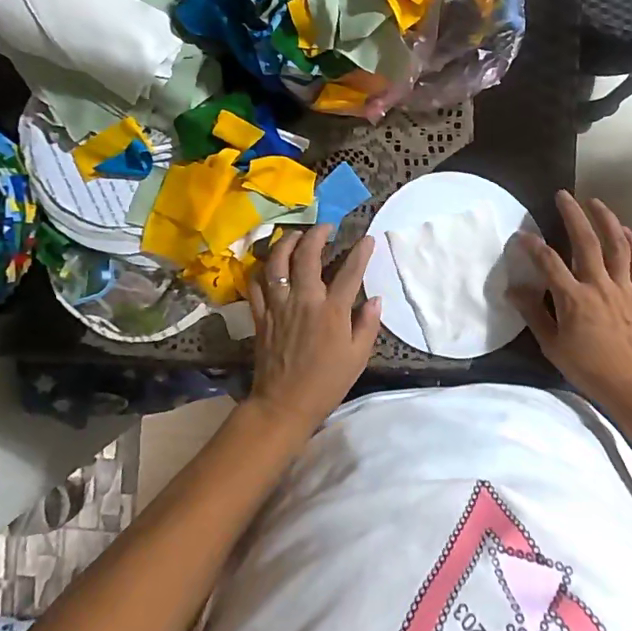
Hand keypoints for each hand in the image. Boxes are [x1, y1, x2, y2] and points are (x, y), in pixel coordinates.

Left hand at [245, 225, 381, 435]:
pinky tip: (269, 264)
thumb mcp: (357, 357)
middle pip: (307, 255)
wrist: (284, 403)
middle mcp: (303, 300)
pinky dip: (262, 269)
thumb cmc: (326, 383)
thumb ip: (367, 324)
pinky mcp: (260, 314)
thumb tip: (375, 298)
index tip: (367, 239)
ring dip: (286, 242)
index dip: (360, 252)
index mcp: (332, 311)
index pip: (349, 271)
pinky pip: (256, 283)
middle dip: (317, 234)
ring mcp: (278, 305)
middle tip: (326, 227)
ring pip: (277, 262)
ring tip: (296, 235)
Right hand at [509, 191, 631, 416]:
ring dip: (607, 220)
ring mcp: (623, 289)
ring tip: (596, 202)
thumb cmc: (587, 366)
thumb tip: (513, 289)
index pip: (548, 263)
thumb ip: (533, 313)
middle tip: (563, 196)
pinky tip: (626, 231)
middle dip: (573, 216)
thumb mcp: (551, 344)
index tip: (520, 235)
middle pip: (586, 242)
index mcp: (574, 299)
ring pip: (617, 246)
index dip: (532, 246)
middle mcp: (599, 286)